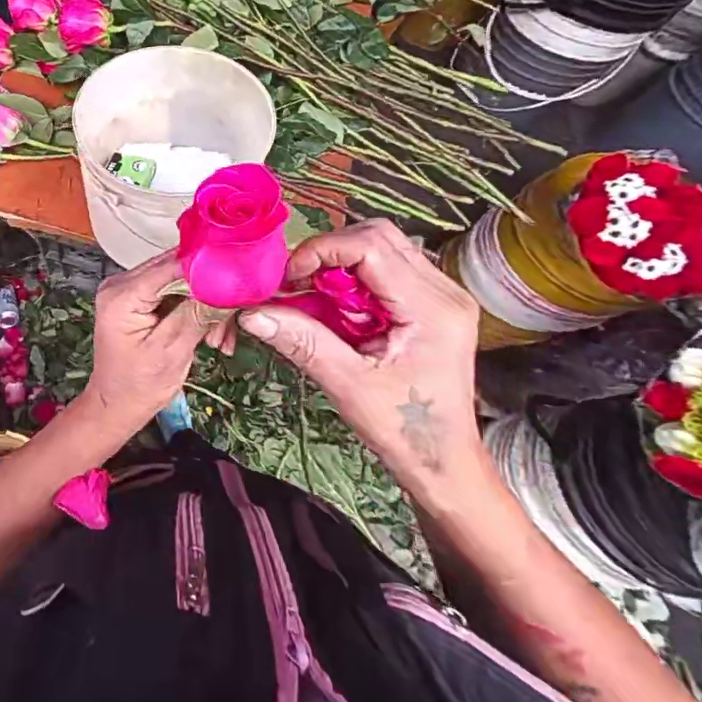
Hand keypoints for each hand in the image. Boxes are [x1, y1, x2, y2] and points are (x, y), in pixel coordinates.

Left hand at [86, 250, 222, 432]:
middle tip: (228, 320)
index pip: (172, 265)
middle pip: (178, 269)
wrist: (117, 406)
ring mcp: (132, 288)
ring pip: (182, 280)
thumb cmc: (138, 386)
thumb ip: (196, 314)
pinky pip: (177, 291)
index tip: (236, 280)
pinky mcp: (142, 297)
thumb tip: (226, 287)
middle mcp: (122, 283)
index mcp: (122, 295)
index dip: (207, 269)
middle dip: (208, 292)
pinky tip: (208, 331)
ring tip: (217, 336)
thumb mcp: (171, 351)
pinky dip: (195, 308)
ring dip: (205, 303)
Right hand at [239, 221, 482, 487]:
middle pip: (380, 237)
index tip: (290, 278)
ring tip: (317, 298)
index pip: (372, 246)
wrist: (447, 464)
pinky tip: (341, 309)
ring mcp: (445, 294)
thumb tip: (254, 313)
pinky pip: (391, 268)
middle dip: (331, 254)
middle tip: (299, 285)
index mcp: (432, 309)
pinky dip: (357, 279)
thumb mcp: (349, 387)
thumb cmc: (405, 434)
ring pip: (385, 247)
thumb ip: (304, 342)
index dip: (323, 251)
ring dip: (343, 265)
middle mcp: (445, 291)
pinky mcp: (436, 303)